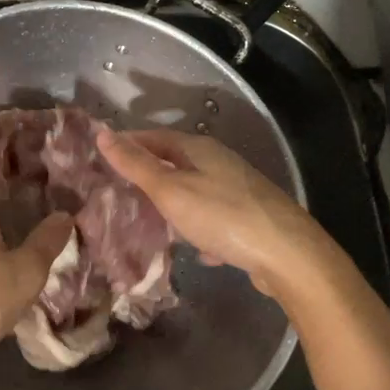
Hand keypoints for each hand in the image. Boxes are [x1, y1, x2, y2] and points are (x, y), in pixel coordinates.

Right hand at [96, 127, 323, 300]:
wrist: (289, 255)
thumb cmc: (223, 216)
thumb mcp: (170, 190)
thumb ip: (136, 165)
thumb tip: (102, 133)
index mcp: (199, 149)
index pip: (152, 137)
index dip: (126, 145)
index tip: (100, 159)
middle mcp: (220, 162)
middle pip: (174, 162)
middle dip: (148, 176)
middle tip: (118, 192)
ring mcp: (238, 190)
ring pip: (194, 191)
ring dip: (173, 204)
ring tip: (150, 222)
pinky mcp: (250, 219)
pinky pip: (215, 218)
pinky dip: (200, 229)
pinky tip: (197, 251)